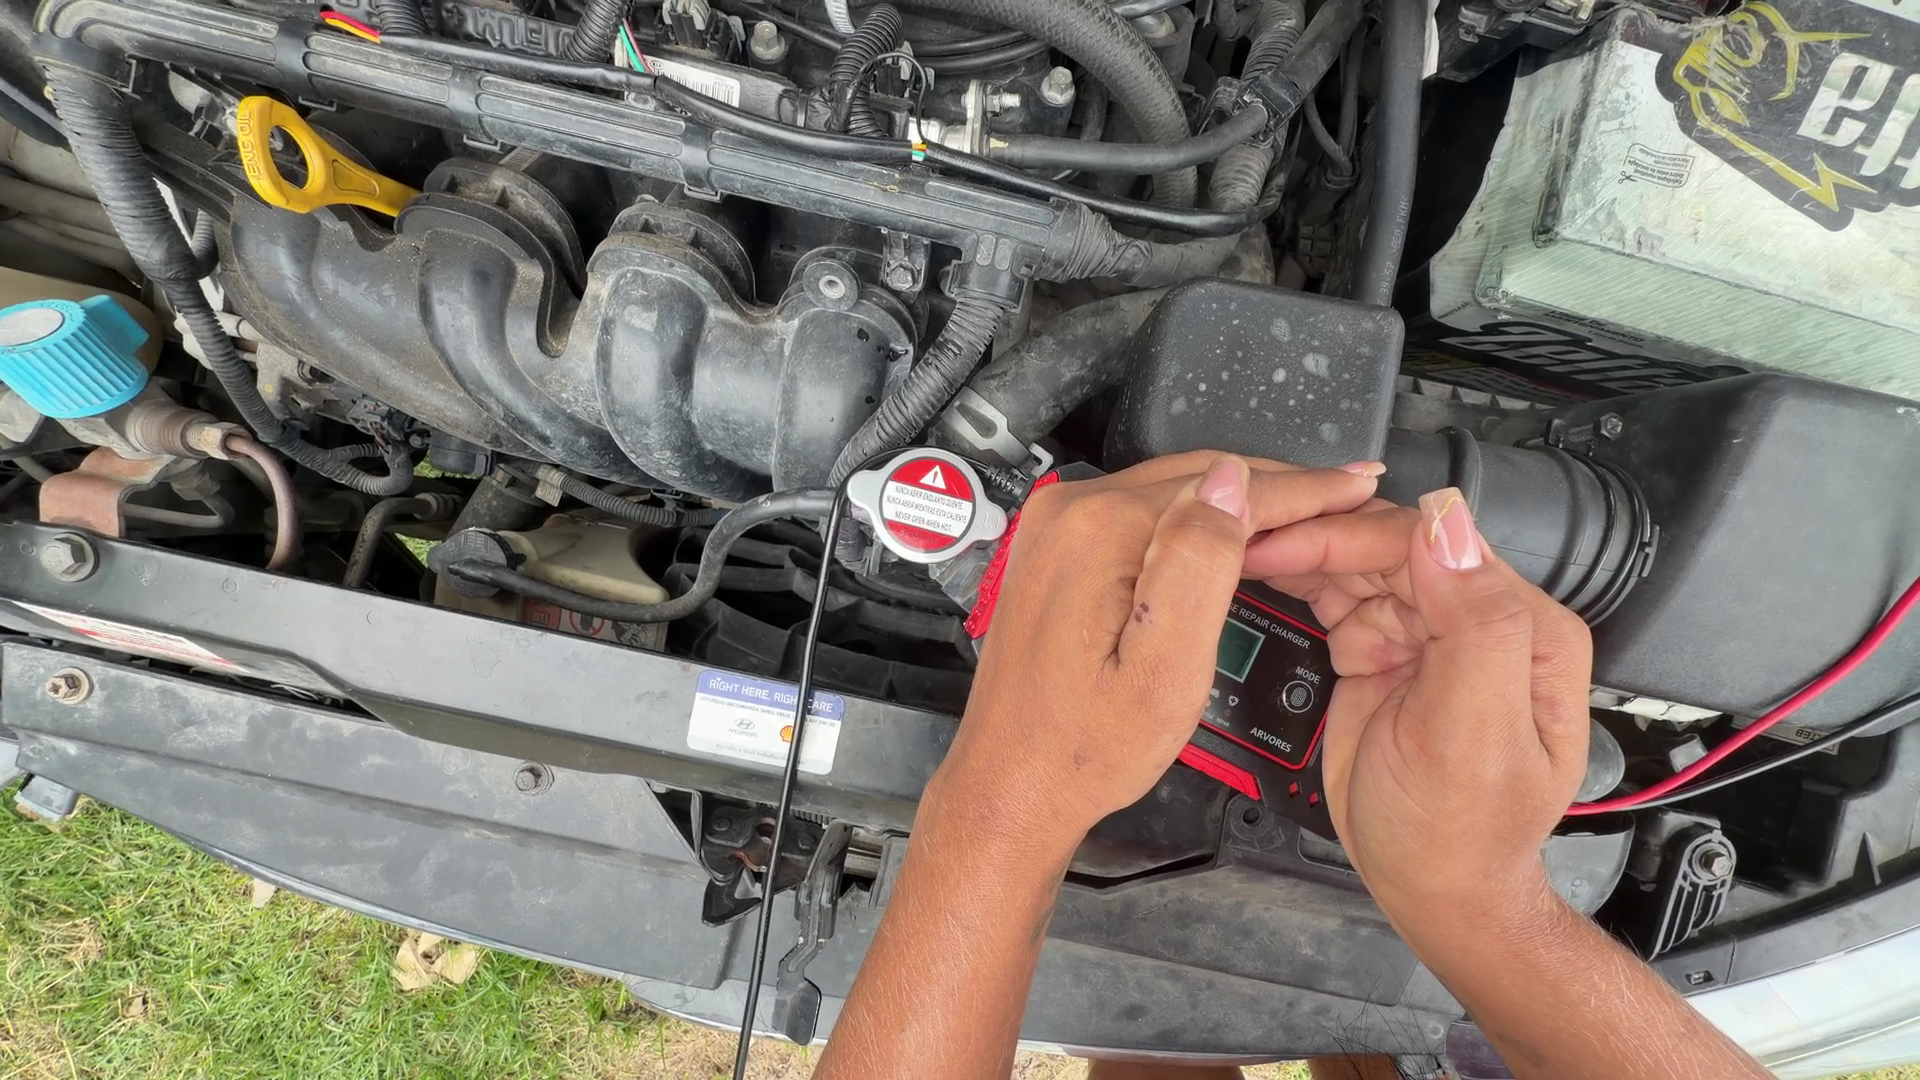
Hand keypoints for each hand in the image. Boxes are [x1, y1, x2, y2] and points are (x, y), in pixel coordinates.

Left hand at [938, 452, 1381, 842]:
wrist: (1013, 776)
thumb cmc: (1086, 745)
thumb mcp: (1166, 668)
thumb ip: (1200, 564)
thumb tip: (1230, 482)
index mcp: (1098, 532)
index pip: (1220, 487)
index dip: (1301, 489)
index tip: (1355, 484)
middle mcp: (1066, 514)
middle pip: (1190, 479)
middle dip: (1271, 487)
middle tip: (1341, 494)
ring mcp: (1053, 530)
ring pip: (1164, 493)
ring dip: (1230, 503)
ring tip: (1297, 512)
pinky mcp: (1053, 552)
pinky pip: (1135, 515)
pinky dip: (1185, 521)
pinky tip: (1222, 535)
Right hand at [1245, 488, 1591, 924]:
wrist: (1426, 880)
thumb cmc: (1459, 826)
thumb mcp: (1472, 734)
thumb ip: (1473, 624)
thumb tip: (1444, 521)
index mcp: (1517, 626)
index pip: (1425, 546)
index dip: (1343, 536)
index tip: (1274, 542)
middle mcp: (1468, 616)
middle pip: (1380, 546)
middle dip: (1307, 539)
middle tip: (1239, 541)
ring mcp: (1417, 630)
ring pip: (1349, 564)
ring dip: (1293, 554)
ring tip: (1235, 551)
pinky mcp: (1374, 647)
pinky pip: (1330, 596)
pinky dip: (1293, 582)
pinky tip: (1259, 574)